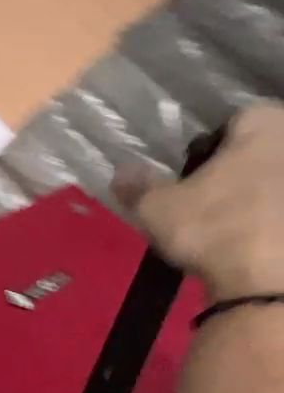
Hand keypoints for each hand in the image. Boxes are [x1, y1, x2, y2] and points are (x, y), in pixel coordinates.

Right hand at [125, 102, 283, 299]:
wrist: (269, 276)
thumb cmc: (210, 226)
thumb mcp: (155, 206)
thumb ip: (138, 184)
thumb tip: (124, 169)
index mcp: (266, 131)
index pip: (244, 116)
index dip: (218, 139)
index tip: (197, 165)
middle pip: (268, 145)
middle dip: (244, 163)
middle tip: (213, 192)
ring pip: (276, 176)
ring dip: (261, 189)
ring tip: (234, 218)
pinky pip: (281, 204)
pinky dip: (271, 213)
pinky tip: (258, 235)